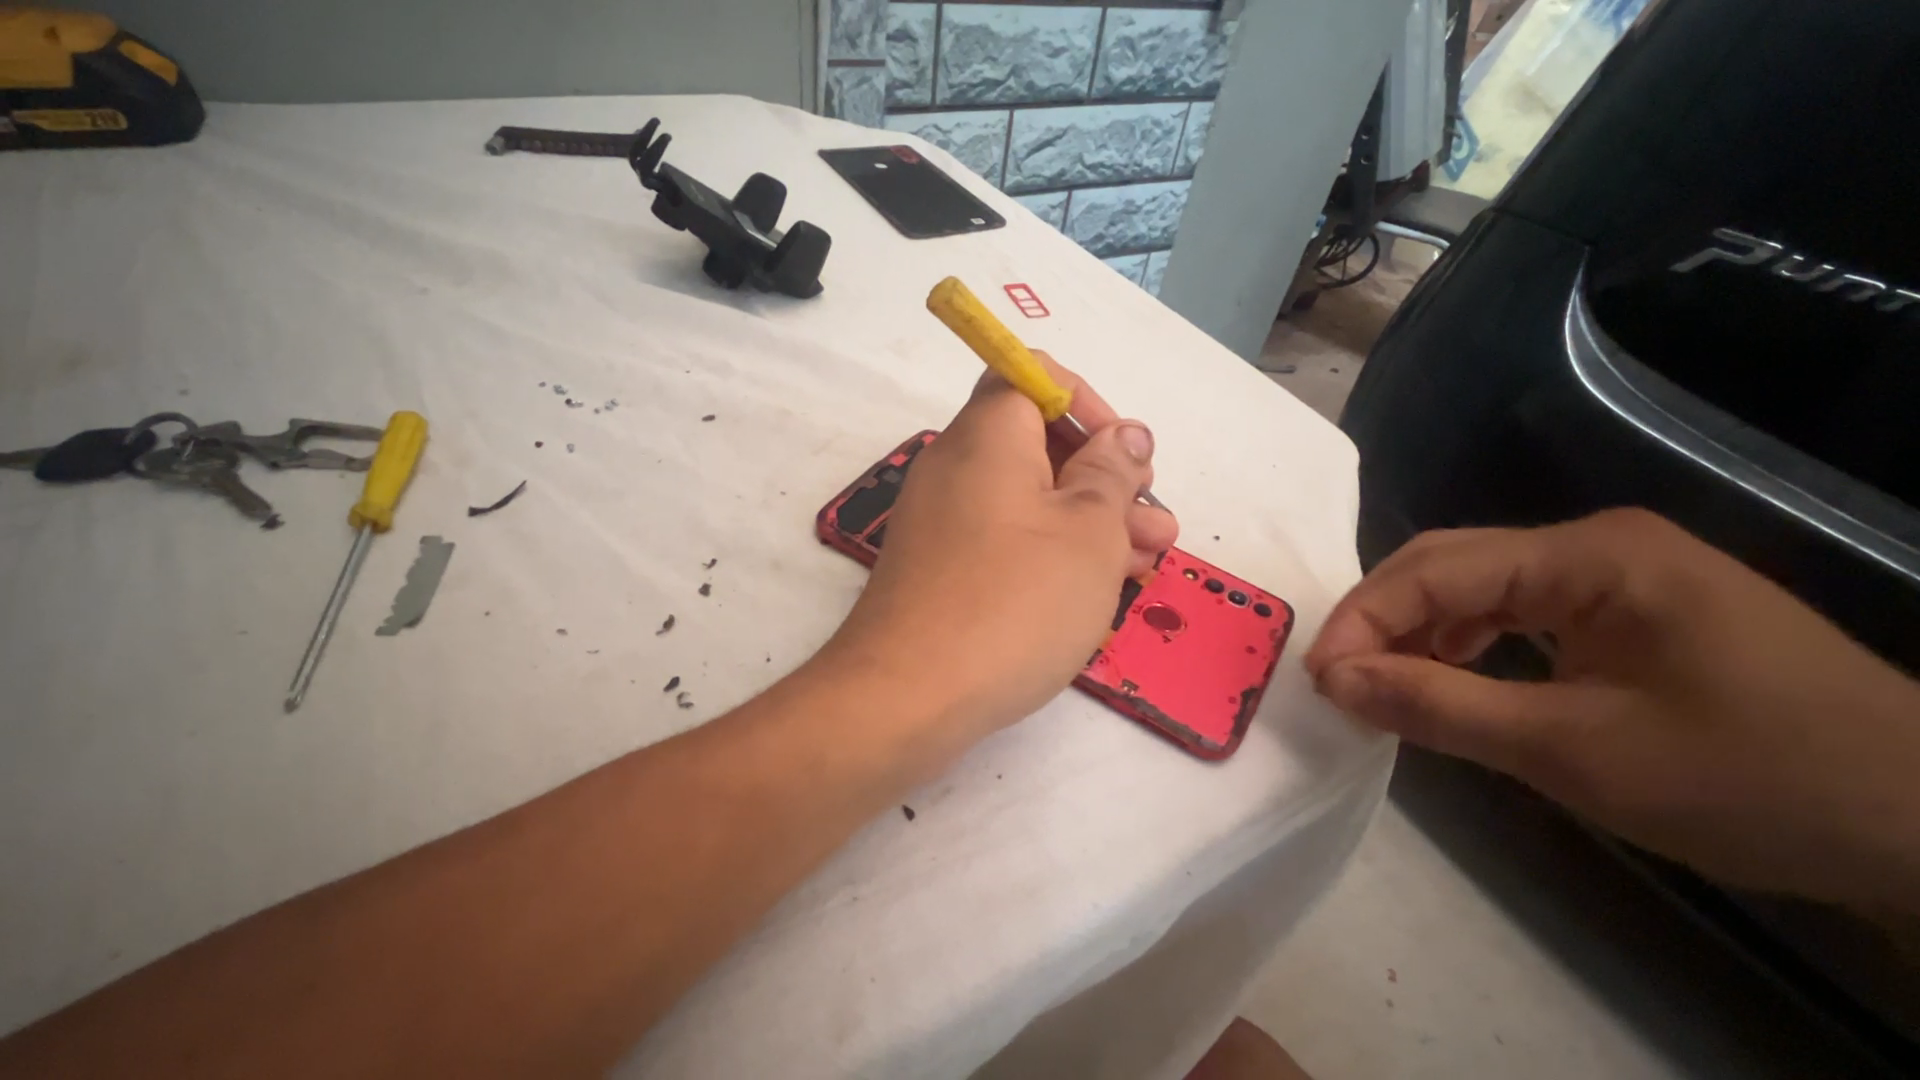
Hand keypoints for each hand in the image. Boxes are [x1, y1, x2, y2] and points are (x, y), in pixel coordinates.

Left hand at [820, 354, 1178, 741]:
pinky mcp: (940, 570)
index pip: (1032, 376)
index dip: (1089, 403)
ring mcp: (943, 522)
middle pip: (1038, 444)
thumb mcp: (1088, 531)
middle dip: (1107, 478)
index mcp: (987, 436)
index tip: (1128, 455)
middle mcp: (956, 467)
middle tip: (1157, 527)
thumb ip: (1113, 472)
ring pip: (1029, 500)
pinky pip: (1005, 540)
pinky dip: (1051, 552)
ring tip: (1144, 565)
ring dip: (1091, 522)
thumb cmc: (1013, 601)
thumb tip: (1127, 432)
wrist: (907, 698)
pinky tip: (1094, 590)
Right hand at [1307, 508, 1919, 909]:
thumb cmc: (1748, 779)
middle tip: (1336, 679)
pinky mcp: (1635, 609)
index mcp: (1589, 555)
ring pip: (1482, 586)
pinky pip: (1523, 610)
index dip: (1363, 619)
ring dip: (1421, 629)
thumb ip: (1441, 706)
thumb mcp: (1573, 751)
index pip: (1437, 569)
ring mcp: (1620, 573)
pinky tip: (1451, 674)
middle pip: (1453, 563)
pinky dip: (1470, 641)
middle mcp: (1597, 544)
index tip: (1317, 680)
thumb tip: (1335, 682)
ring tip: (1379, 680)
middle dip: (1383, 618)